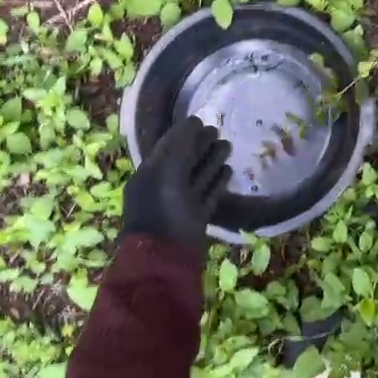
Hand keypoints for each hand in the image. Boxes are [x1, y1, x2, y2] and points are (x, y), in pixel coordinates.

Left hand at [123, 116, 231, 252]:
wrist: (165, 257)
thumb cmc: (163, 209)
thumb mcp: (167, 170)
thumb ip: (180, 144)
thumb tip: (194, 122)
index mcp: (150, 174)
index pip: (167, 147)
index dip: (183, 133)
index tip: (202, 121)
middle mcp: (164, 187)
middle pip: (184, 161)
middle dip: (200, 145)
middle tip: (218, 132)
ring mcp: (181, 204)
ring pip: (198, 177)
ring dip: (212, 161)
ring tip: (227, 146)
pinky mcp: (196, 218)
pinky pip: (208, 195)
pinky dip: (217, 182)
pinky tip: (228, 171)